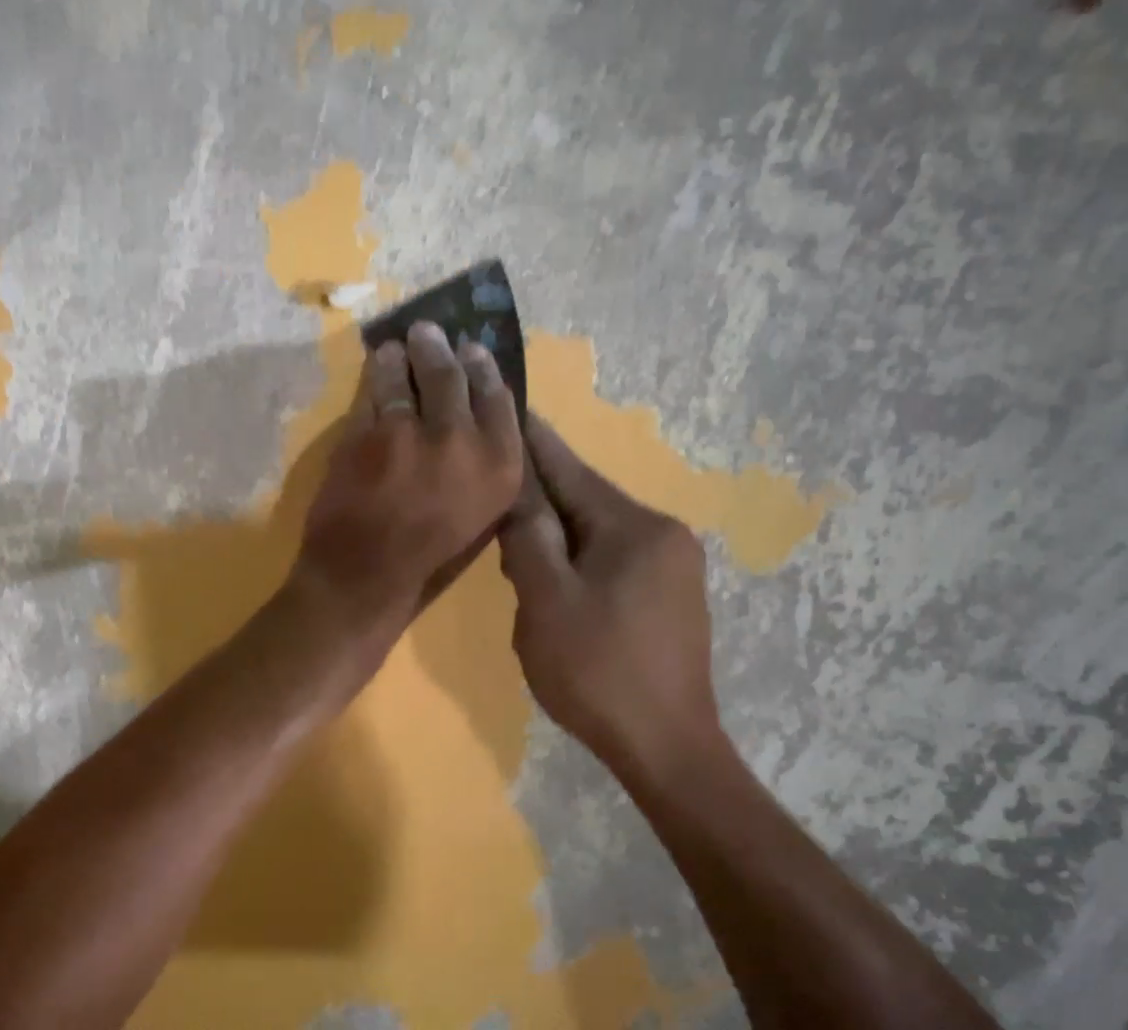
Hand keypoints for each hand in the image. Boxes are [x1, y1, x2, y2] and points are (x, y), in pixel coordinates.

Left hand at [295, 321, 523, 627]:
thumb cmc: (428, 559)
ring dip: (401, 357)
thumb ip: (482, 466)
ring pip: (406, 380)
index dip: (485, 370)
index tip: (475, 350)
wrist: (364, 577)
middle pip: (452, 379)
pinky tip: (374, 371)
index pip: (499, 400)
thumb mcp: (480, 514)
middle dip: (441, 350)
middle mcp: (461, 441)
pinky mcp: (364, 435)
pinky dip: (373, 381)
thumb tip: (471, 422)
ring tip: (397, 345)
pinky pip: (371, 397)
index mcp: (502, 467)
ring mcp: (408, 434)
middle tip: (430, 331)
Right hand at [496, 418, 720, 773]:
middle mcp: (662, 534)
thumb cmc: (596, 670)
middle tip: (484, 491)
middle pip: (582, 500)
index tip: (502, 404)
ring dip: (549, 532)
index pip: (568, 469)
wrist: (665, 749)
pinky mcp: (667, 596)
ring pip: (592, 531)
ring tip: (505, 540)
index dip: (530, 440)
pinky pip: (607, 557)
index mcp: (636, 527)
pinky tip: (543, 574)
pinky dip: (571, 557)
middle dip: (533, 497)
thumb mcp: (545, 598)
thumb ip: (527, 535)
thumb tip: (514, 485)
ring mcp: (671, 567)